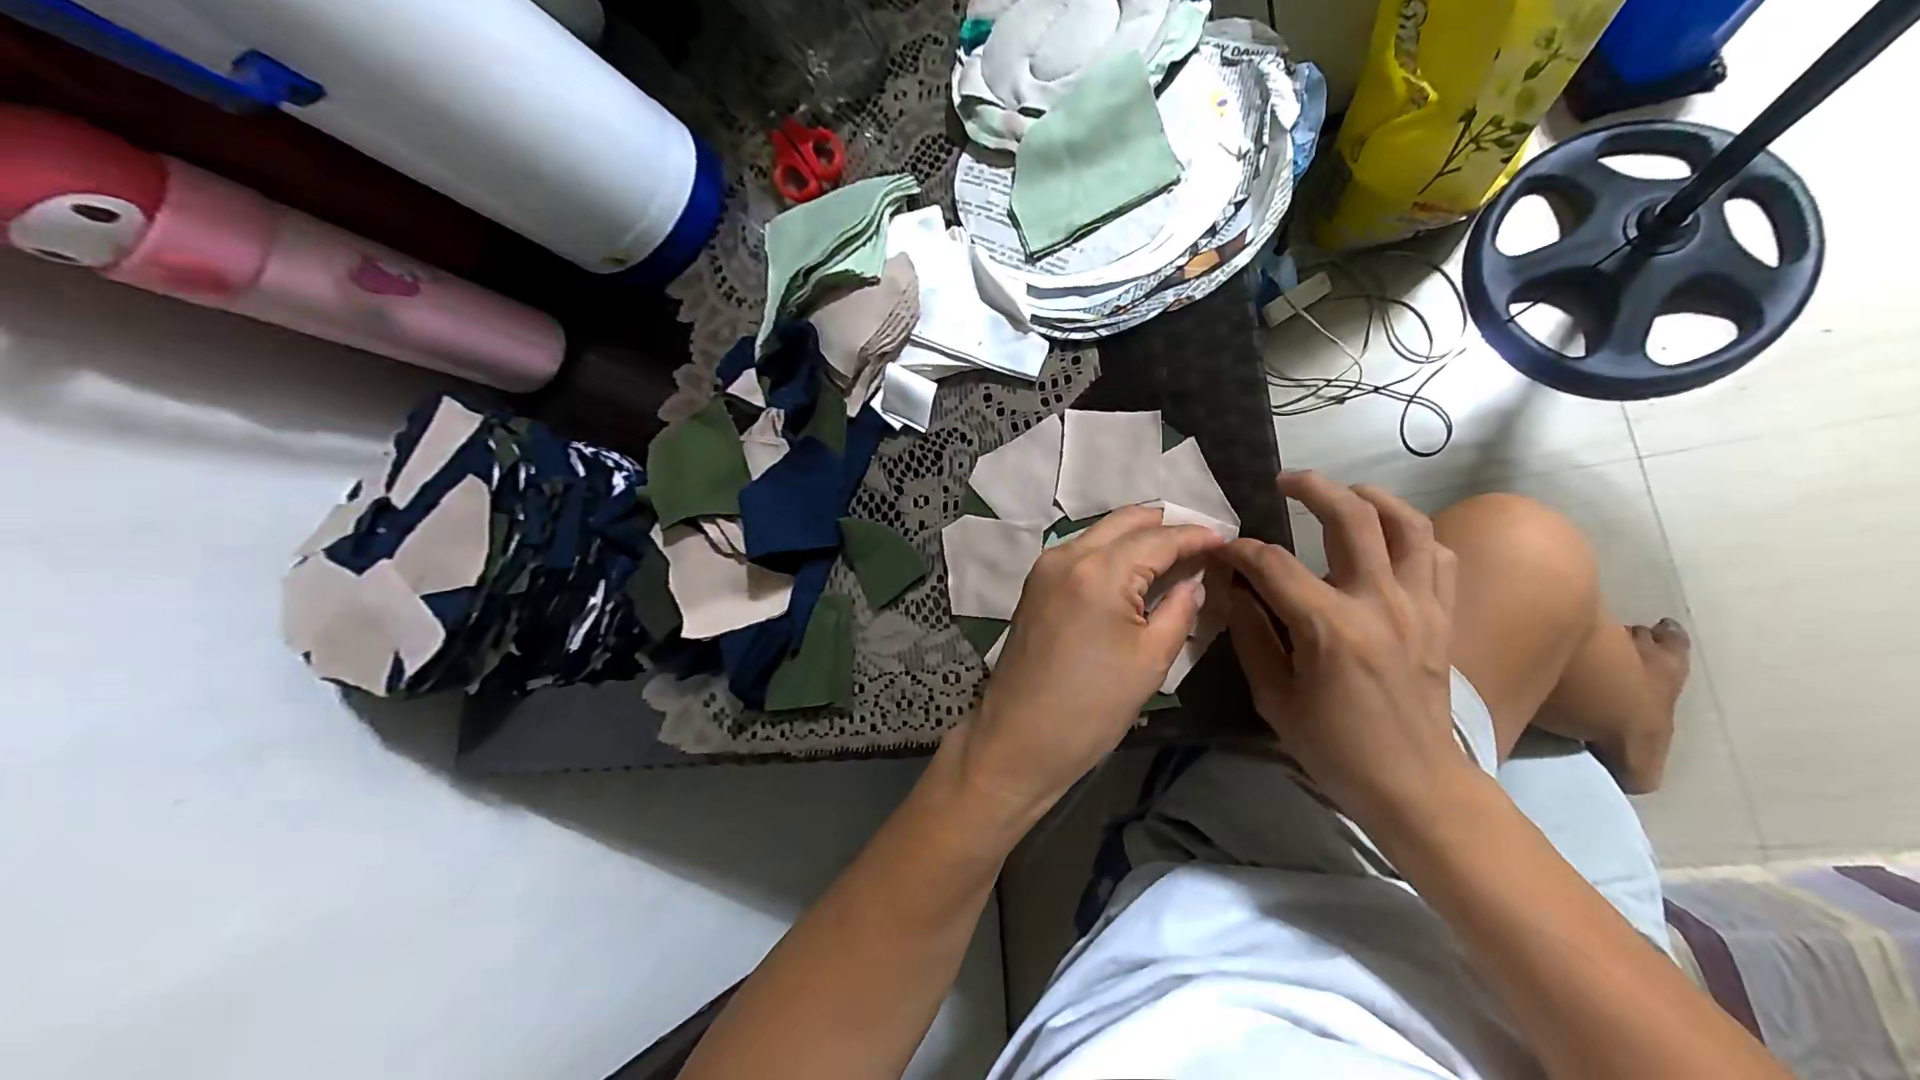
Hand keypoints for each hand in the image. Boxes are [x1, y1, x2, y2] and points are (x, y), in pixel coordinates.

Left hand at [949, 505, 1225, 821]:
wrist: (1019, 739)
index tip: (1226, 538)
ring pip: (1100, 533)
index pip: (1157, 538)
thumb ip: (1179, 609)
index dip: (1195, 536)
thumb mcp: (1150, 659)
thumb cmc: (1092, 706)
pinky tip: (1134, 570)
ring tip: (1173, 555)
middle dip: (1165, 526)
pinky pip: (1081, 552)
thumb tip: (1194, 581)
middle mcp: (1067, 555)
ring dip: (1136, 536)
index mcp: (1099, 570)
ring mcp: (1045, 568)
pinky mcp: (1035, 585)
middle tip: (1200, 543)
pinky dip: (1111, 552)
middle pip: (1125, 522)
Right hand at [1221, 471, 1469, 823]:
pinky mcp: (1443, 615)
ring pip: (1408, 524)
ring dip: (1372, 497)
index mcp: (1330, 627)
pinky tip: (1390, 536)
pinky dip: (1414, 534)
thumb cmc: (1334, 746)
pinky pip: (1438, 555)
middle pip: (1351, 518)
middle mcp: (1380, 603)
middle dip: (1312, 489)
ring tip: (1344, 493)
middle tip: (1284, 481)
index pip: (1274, 564)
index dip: (1241, 550)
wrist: (1414, 782)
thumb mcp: (1274, 697)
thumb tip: (1233, 592)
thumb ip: (1251, 636)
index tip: (1222, 549)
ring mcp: (1420, 605)